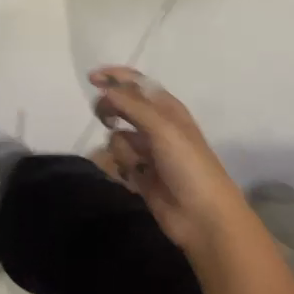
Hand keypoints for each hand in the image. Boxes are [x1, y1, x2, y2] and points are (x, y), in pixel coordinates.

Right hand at [90, 66, 251, 253]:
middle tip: (107, 119)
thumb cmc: (188, 165)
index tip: (91, 78)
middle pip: (122, 106)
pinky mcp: (139, 173)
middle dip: (112, 111)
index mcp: (167, 108)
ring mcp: (147, 150)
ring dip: (121, 146)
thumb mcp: (162, 127)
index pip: (137, 83)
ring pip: (117, 136)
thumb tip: (104, 89)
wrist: (202, 216)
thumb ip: (131, 105)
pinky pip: (119, 159)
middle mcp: (156, 125)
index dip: (114, 76)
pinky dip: (121, 165)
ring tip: (135, 162)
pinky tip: (133, 175)